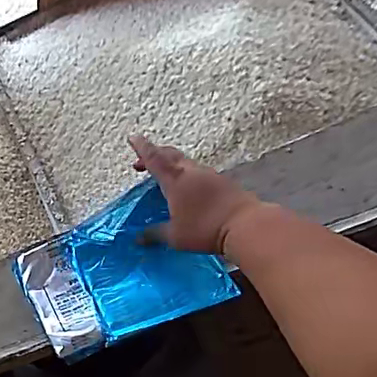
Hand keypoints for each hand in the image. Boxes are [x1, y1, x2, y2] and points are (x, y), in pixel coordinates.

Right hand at [127, 135, 268, 253]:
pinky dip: (187, 175)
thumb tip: (138, 237)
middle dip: (155, 155)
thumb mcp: (175, 236)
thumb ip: (155, 234)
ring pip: (186, 163)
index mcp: (175, 181)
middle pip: (170, 154)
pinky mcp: (222, 181)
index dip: (141, 148)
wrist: (244, 224)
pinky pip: (199, 173)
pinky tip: (188, 189)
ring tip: (165, 178)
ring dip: (172, 165)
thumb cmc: (204, 229)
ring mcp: (209, 174)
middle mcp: (191, 172)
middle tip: (143, 163)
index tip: (133, 138)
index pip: (154, 158)